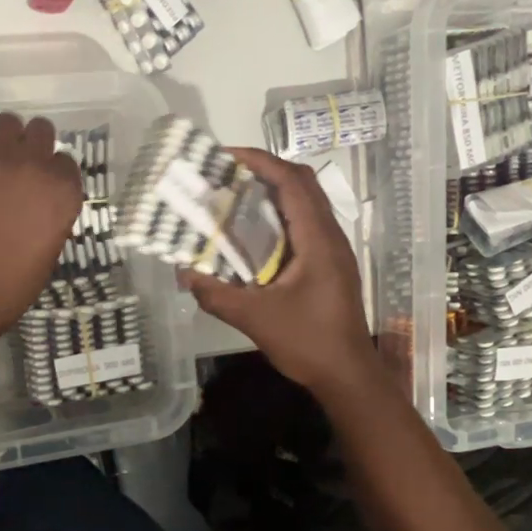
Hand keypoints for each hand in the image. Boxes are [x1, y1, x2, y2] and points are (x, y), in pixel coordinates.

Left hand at [0, 112, 82, 338]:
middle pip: (41, 130)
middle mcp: (37, 168)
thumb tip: (38, 199)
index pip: (66, 162)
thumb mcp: (51, 246)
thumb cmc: (16, 281)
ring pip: (7, 123)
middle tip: (20, 166)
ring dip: (5, 138)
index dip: (53, 172)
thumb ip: (51, 212)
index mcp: (65, 193)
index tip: (41, 187)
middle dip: (32, 144)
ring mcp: (0, 162)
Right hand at [181, 148, 377, 393]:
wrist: (347, 374)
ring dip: (274, 194)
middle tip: (229, 175)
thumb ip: (216, 295)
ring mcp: (334, 251)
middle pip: (302, 185)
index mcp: (317, 240)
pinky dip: (280, 217)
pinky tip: (255, 236)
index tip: (228, 156)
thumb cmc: (307, 342)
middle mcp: (330, 237)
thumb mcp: (254, 319)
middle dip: (266, 171)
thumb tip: (184, 275)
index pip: (292, 182)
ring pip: (306, 205)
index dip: (261, 162)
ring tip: (236, 198)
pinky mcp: (331, 267)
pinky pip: (306, 226)